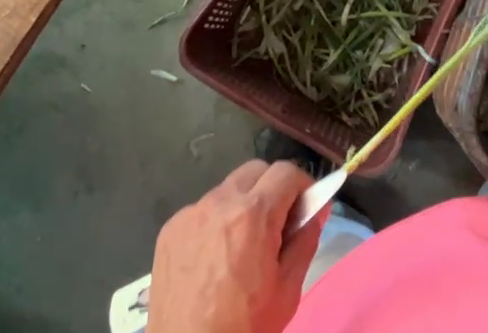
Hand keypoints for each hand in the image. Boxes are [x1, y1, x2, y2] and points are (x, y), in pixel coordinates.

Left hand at [149, 160, 324, 332]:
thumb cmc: (245, 326)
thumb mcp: (287, 289)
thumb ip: (305, 239)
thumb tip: (318, 208)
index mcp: (252, 215)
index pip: (286, 172)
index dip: (303, 186)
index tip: (307, 208)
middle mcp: (218, 202)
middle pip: (255, 171)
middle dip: (274, 188)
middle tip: (279, 224)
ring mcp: (190, 213)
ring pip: (227, 189)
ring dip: (244, 204)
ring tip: (244, 246)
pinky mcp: (170, 229)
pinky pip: (202, 211)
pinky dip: (216, 223)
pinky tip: (215, 258)